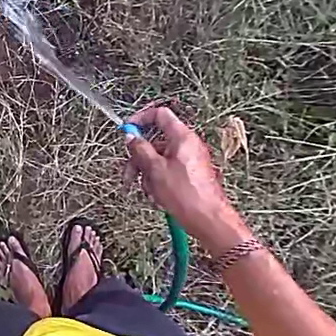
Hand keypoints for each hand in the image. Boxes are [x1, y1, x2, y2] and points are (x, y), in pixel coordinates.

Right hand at [123, 105, 252, 256]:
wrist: (208, 220)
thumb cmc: (186, 195)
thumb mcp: (155, 169)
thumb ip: (140, 149)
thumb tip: (130, 136)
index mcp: (182, 137)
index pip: (159, 115)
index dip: (140, 120)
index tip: (127, 131)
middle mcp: (188, 145)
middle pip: (155, 142)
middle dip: (139, 158)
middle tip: (129, 174)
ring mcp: (190, 161)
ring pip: (159, 160)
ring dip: (147, 174)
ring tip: (149, 191)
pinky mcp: (190, 176)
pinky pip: (167, 172)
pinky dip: (158, 182)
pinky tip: (158, 197)